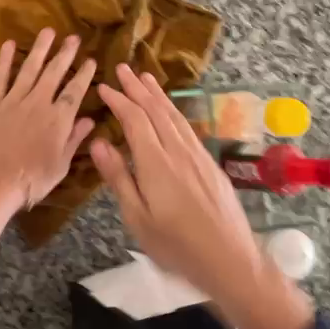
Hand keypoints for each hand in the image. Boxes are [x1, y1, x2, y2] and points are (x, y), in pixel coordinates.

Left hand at [0, 29, 95, 261]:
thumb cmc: (31, 180)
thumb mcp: (60, 165)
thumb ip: (74, 139)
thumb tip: (90, 120)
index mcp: (58, 119)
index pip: (75, 91)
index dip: (84, 74)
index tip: (91, 60)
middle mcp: (39, 103)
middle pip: (54, 73)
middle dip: (65, 54)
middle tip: (73, 37)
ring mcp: (14, 100)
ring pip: (30, 69)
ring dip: (40, 49)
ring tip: (48, 31)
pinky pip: (1, 77)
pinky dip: (6, 60)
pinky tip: (9, 44)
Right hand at [92, 64, 314, 328]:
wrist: (231, 259)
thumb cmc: (177, 246)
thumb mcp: (138, 218)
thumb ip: (119, 177)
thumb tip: (98, 142)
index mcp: (156, 163)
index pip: (135, 120)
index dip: (119, 100)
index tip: (104, 86)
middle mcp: (178, 151)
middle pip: (156, 111)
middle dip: (137, 88)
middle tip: (123, 68)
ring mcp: (197, 156)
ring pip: (174, 116)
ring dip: (158, 95)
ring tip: (146, 78)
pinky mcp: (210, 164)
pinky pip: (187, 127)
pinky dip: (174, 111)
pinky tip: (170, 111)